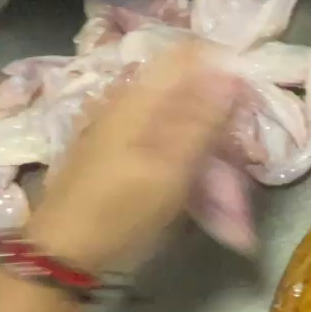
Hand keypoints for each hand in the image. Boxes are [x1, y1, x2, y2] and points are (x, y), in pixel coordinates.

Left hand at [24, 43, 236, 275]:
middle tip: (240, 147)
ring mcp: (122, 126)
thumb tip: (232, 71)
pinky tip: (199, 179)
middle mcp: (130, 101)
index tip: (247, 101)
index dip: (224, 68)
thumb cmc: (120, 212)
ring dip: (208, 136)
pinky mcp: (121, 150)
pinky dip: (189, 151)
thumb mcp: (170, 169)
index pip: (190, 55)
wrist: (63, 256)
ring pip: (181, 113)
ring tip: (224, 172)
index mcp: (140, 97)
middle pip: (188, 85)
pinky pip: (166, 135)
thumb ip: (203, 118)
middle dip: (220, 110)